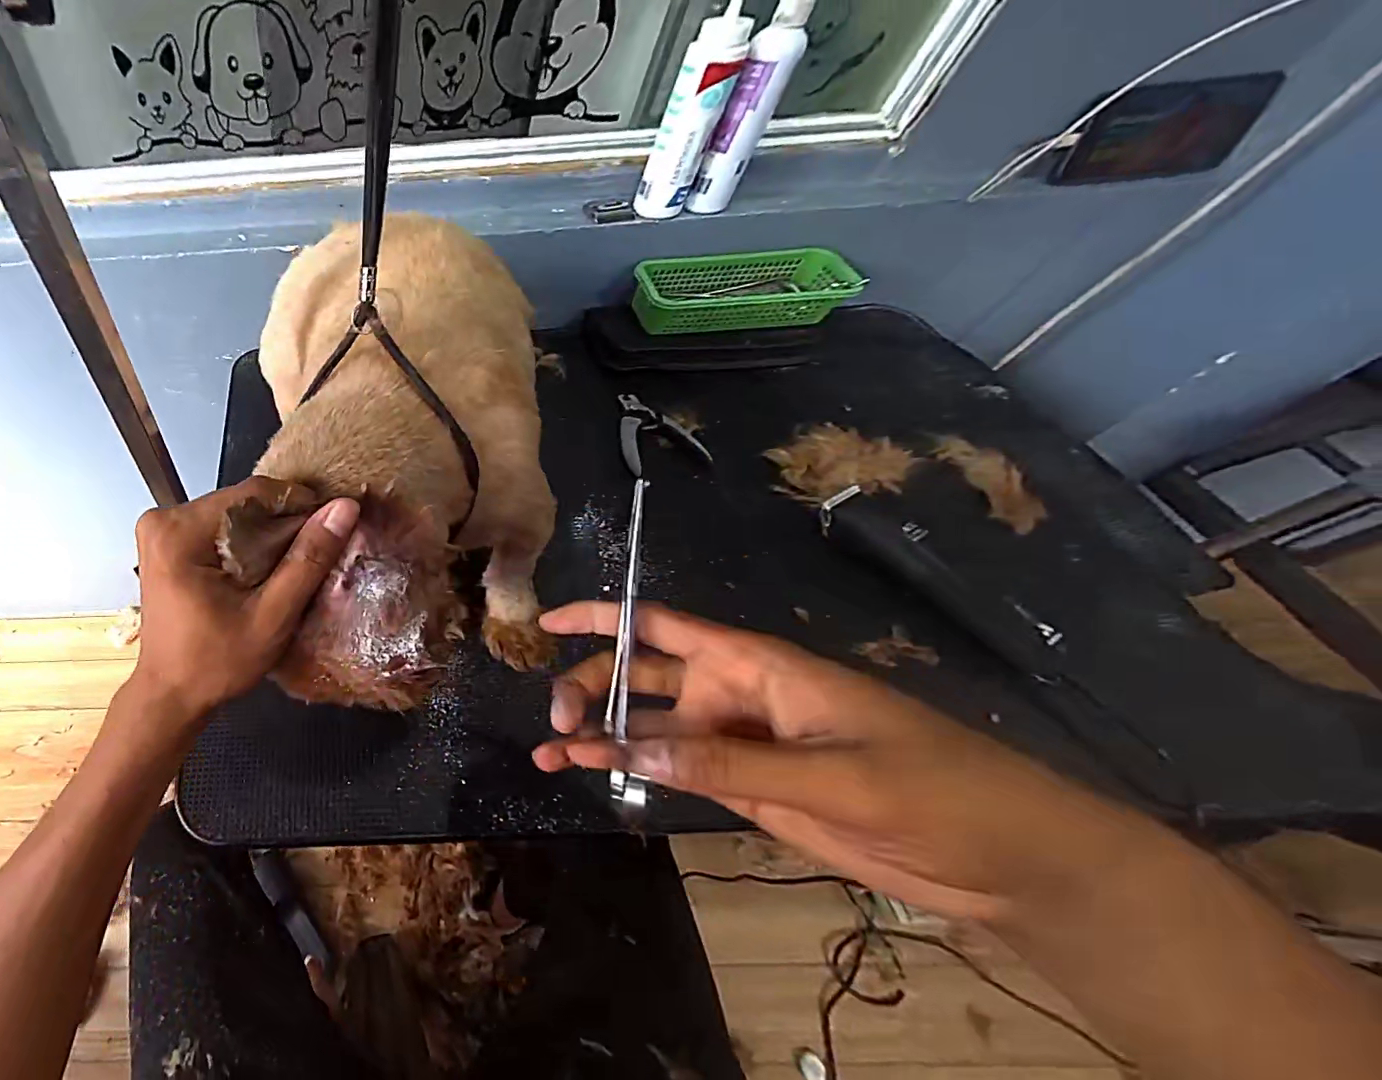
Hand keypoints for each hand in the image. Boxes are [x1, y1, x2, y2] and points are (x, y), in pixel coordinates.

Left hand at [130, 477, 357, 718]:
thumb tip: (344, 509)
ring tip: (293, 565)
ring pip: (237, 512)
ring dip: (269, 533)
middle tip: (314, 556)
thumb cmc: (217, 663)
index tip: (330, 531)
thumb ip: (308, 560)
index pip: (255, 493)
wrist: (171, 695)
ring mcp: (162, 529)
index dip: (301, 505)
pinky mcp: (168, 541)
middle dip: (284, 524)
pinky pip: (223, 526)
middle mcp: (164, 520)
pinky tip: (265, 570)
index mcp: (179, 532)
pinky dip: (249, 542)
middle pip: (244, 501)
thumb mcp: (273, 615)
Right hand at [533, 602, 1162, 923]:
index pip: (663, 626)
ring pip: (648, 728)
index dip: (604, 618)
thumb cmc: (935, 788)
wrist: (1004, 858)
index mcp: (755, 664)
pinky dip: (629, 771)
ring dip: (598, 736)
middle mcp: (733, 693)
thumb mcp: (833, 772)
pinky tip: (590, 774)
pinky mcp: (740, 784)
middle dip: (592, 688)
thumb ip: (728, 761)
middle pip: (642, 677)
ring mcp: (733, 740)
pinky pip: (671, 770)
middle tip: (556, 720)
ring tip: (549, 754)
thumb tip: (628, 751)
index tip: (549, 622)